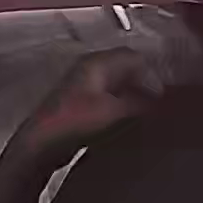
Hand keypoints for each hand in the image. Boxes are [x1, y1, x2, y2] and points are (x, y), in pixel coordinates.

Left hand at [16, 49, 161, 162]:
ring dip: (132, 92)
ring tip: (147, 110)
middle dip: (143, 80)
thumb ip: (139, 103)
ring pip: (115, 81)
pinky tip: (126, 118)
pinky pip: (106, 94)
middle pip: (124, 66)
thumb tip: (159, 101)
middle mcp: (89, 66)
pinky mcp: (77, 101)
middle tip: (159, 100)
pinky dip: (120, 101)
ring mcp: (81, 83)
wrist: (39, 146)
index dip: (151, 72)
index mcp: (97, 62)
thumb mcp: (114, 112)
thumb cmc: (76, 122)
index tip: (164, 92)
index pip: (133, 56)